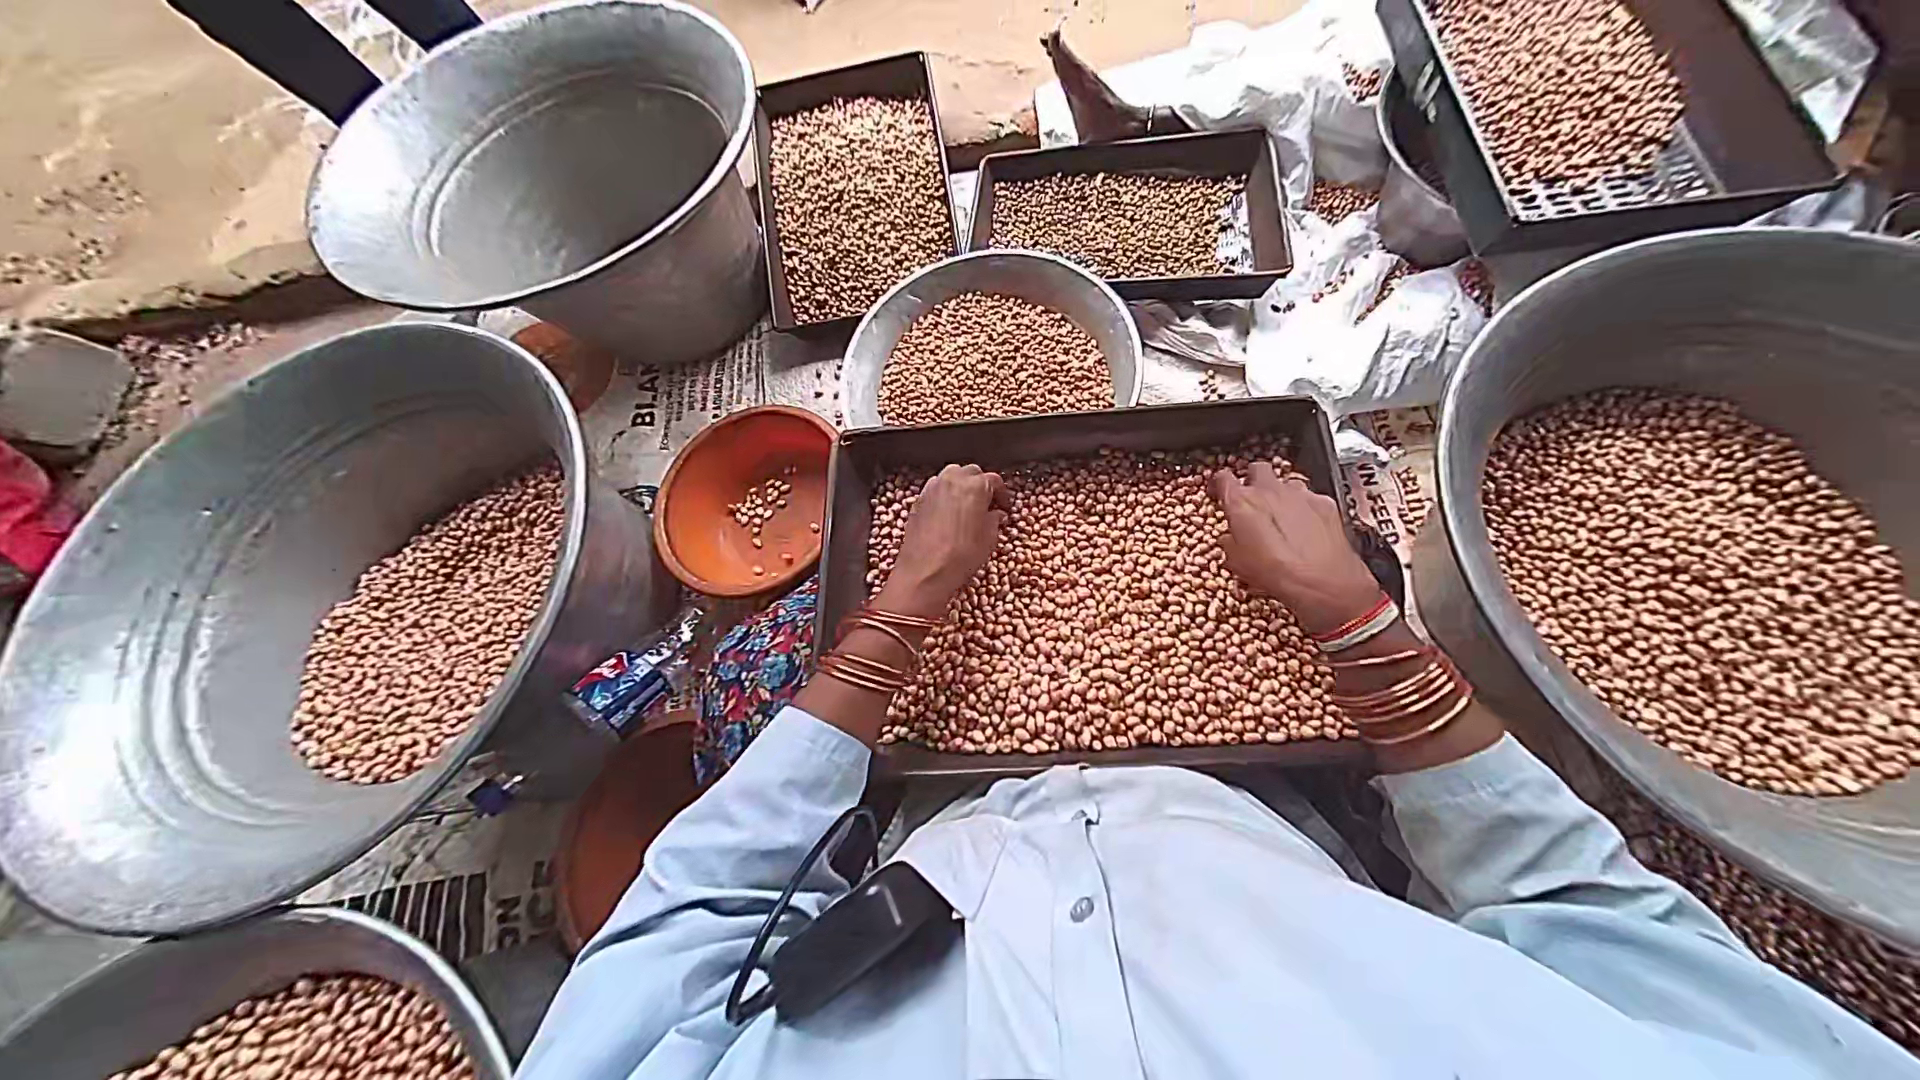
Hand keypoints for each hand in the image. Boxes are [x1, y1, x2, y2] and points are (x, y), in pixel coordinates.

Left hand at [877, 463, 1009, 619]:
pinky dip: (946, 496)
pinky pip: (937, 490)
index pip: (994, 480)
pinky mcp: (919, 501)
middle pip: (972, 473)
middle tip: (988, 504)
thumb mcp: (989, 538)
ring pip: (952, 477)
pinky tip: (950, 514)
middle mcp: (952, 480)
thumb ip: (994, 519)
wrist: (925, 571)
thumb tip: (994, 514)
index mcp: (975, 485)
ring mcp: (932, 489)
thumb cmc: (960, 555)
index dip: (1002, 494)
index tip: (1004, 506)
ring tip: (968, 507)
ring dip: (962, 487)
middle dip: (982, 485)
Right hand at [1209, 462, 1381, 634]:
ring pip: (1286, 482)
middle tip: (1250, 500)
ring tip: (1279, 517)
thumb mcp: (1237, 562)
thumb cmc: (1277, 573)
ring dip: (1279, 494)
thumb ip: (1230, 541)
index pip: (1222, 478)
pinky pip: (1310, 497)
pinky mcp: (1325, 504)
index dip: (1219, 484)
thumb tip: (1230, 538)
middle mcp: (1270, 491)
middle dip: (1252, 480)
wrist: (1324, 583)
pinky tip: (1305, 527)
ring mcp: (1300, 495)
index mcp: (1242, 502)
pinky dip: (1304, 507)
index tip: (1219, 492)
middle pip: (1257, 469)